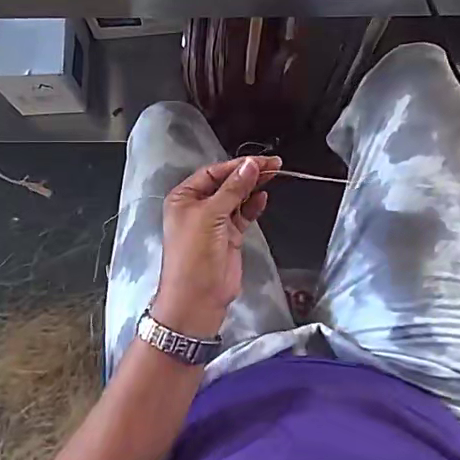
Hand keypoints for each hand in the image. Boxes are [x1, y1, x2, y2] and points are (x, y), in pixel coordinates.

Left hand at [150, 155, 280, 339]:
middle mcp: (198, 207)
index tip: (260, 161)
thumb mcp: (210, 216)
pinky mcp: (229, 237)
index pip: (213, 173)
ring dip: (253, 187)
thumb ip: (233, 189)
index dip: (236, 166)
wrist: (197, 298)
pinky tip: (263, 196)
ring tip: (274, 175)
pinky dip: (254, 205)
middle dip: (248, 173)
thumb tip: (249, 166)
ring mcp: (215, 223)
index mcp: (184, 198)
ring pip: (237, 197)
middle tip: (273, 165)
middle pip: (227, 183)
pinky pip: (243, 215)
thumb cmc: (193, 255)